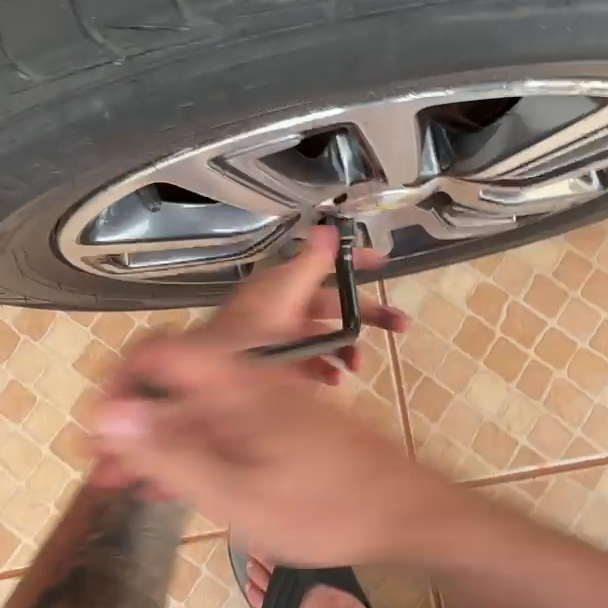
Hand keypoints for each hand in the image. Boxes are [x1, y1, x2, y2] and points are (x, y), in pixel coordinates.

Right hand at [79, 227, 463, 565]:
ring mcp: (269, 401)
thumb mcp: (238, 494)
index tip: (95, 432)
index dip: (117, 384)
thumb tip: (107, 414)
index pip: (158, 351)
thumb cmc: (325, 510)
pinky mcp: (282, 424)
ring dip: (162, 443)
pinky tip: (177, 486)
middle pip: (176, 384)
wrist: (404, 512)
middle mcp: (252, 378)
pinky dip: (198, 450)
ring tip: (127, 488)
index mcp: (239, 382)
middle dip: (133, 424)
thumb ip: (171, 453)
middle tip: (102, 475)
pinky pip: (226, 426)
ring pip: (199, 409)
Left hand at [127, 224, 406, 388]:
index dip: (354, 262)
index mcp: (283, 286)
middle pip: (334, 305)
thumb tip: (330, 226)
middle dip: (367, 314)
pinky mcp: (275, 368)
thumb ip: (309, 263)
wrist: (206, 381)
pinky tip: (335, 381)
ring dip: (347, 349)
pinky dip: (326, 370)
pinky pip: (310, 364)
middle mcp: (283, 308)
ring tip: (359, 366)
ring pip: (325, 337)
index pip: (325, 264)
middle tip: (401, 324)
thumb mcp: (282, 295)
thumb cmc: (246, 336)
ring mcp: (280, 339)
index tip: (385, 262)